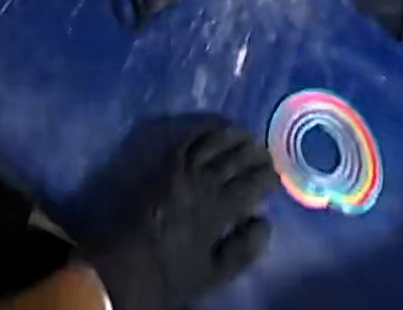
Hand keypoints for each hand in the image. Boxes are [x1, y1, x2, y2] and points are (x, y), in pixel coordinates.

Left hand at [86, 126, 279, 309]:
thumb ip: (242, 250)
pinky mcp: (163, 162)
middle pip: (234, 159)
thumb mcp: (212, 274)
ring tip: (245, 134)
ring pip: (212, 142)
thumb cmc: (171, 273)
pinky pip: (187, 138)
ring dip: (232, 135)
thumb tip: (265, 223)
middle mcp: (201, 181)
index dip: (266, 178)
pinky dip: (203, 130)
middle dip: (253, 153)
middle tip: (265, 151)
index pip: (250, 185)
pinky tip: (212, 128)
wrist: (125, 262)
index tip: (276, 174)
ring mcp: (180, 167)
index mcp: (216, 209)